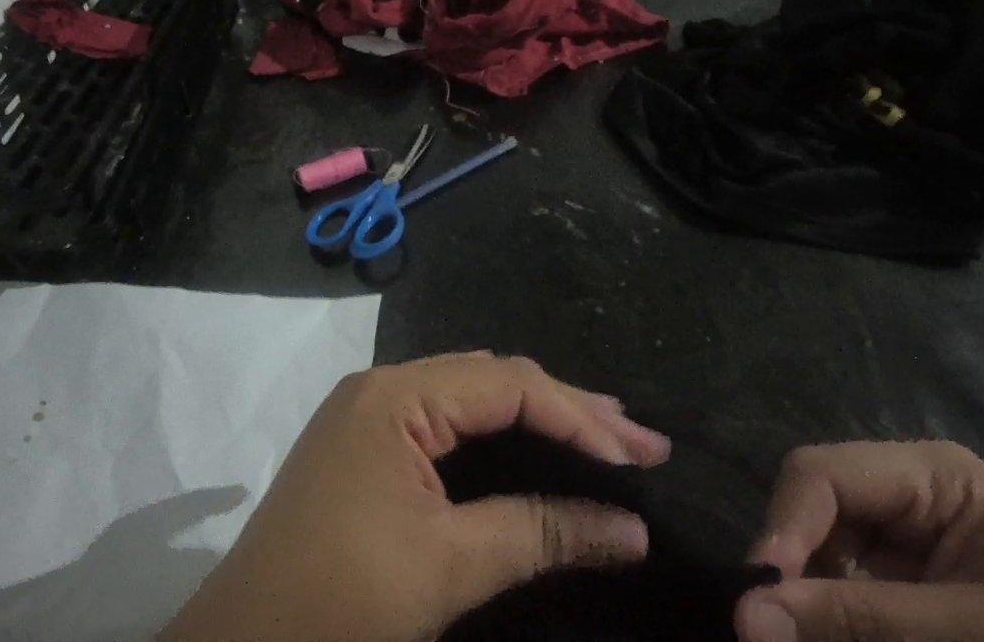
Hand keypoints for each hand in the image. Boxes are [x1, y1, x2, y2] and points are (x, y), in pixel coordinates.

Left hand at [159, 352, 672, 641]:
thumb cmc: (342, 600)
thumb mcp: (450, 565)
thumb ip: (542, 532)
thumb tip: (633, 529)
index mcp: (396, 396)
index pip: (508, 384)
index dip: (579, 417)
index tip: (641, 459)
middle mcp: (382, 388)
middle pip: (492, 381)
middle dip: (567, 411)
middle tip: (639, 444)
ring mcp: (369, 415)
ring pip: (470, 399)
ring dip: (536, 419)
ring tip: (603, 440)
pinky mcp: (365, 448)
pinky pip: (445, 424)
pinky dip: (497, 437)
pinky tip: (534, 449)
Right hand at [736, 442, 983, 641]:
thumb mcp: (975, 633)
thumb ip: (861, 620)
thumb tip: (745, 612)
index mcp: (930, 476)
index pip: (820, 476)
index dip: (782, 530)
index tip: (758, 603)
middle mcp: (907, 498)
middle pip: (813, 516)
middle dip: (793, 574)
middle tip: (775, 634)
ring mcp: (907, 546)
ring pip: (821, 561)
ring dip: (809, 605)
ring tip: (798, 637)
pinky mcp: (910, 592)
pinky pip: (849, 595)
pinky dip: (833, 622)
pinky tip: (827, 637)